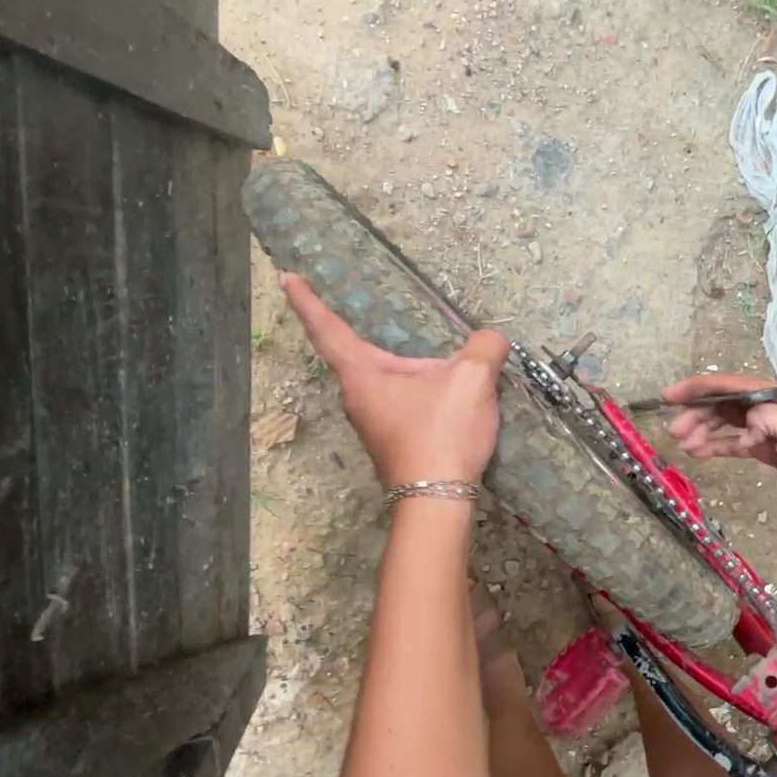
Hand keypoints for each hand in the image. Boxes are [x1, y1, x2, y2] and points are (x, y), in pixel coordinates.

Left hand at [282, 271, 508, 484]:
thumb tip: (491, 341)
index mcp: (362, 374)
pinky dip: (410, 388)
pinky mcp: (390, 442)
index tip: (286, 276)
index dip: (307, 299)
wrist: (438, 500)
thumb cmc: (442, 433)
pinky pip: (396, 402)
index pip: (327, 327)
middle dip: (359, 332)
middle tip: (363, 308)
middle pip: (353, 355)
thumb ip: (484, 348)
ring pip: (379, 382)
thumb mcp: (472, 380)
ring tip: (417, 354)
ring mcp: (372, 424)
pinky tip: (436, 391)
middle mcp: (357, 397)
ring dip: (394, 366)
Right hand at [661, 374, 776, 504]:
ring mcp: (763, 427)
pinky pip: (733, 443)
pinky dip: (715, 446)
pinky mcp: (764, 448)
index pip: (727, 385)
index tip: (668, 396)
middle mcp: (764, 407)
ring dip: (702, 432)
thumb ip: (764, 418)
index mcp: (771, 395)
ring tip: (683, 446)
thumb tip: (742, 427)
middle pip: (721, 404)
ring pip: (723, 423)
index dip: (696, 387)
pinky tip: (698, 453)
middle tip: (674, 431)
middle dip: (695, 414)